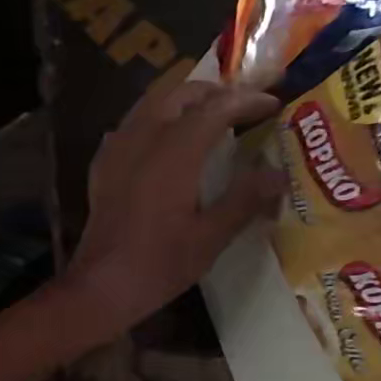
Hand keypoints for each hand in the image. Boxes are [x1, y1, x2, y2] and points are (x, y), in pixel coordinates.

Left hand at [61, 81, 285, 334]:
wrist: (100, 287)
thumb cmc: (158, 265)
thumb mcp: (210, 238)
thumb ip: (244, 200)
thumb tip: (279, 173)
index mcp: (173, 153)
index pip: (215, 108)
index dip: (246, 100)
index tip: (273, 103)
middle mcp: (142, 141)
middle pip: (178, 96)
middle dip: (213, 93)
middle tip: (242, 105)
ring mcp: (116, 153)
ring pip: (149, 106)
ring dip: (181, 102)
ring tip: (207, 117)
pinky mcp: (101, 169)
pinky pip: (128, 128)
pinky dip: (152, 122)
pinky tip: (162, 141)